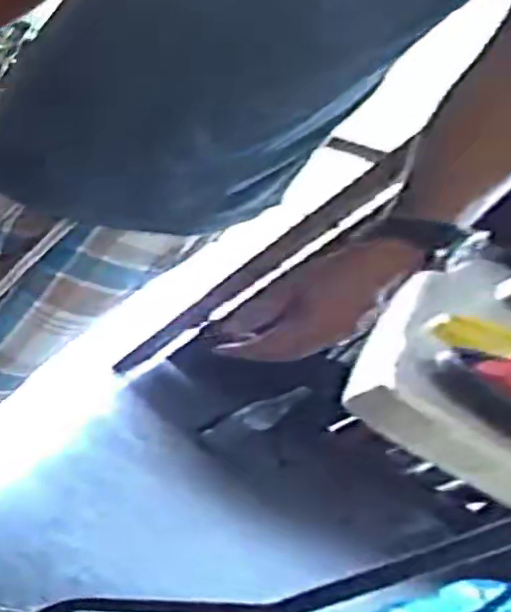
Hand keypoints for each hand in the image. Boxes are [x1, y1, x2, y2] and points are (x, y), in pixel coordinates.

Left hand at [214, 237, 424, 360]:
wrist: (394, 257)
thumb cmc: (340, 267)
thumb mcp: (291, 286)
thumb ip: (261, 310)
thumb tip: (232, 329)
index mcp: (311, 328)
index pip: (267, 348)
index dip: (239, 350)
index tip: (216, 348)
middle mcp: (327, 338)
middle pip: (281, 354)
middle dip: (252, 353)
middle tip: (227, 346)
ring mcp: (342, 334)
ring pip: (296, 351)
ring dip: (269, 349)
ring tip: (245, 341)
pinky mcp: (350, 328)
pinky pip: (311, 344)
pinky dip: (288, 343)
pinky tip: (275, 333)